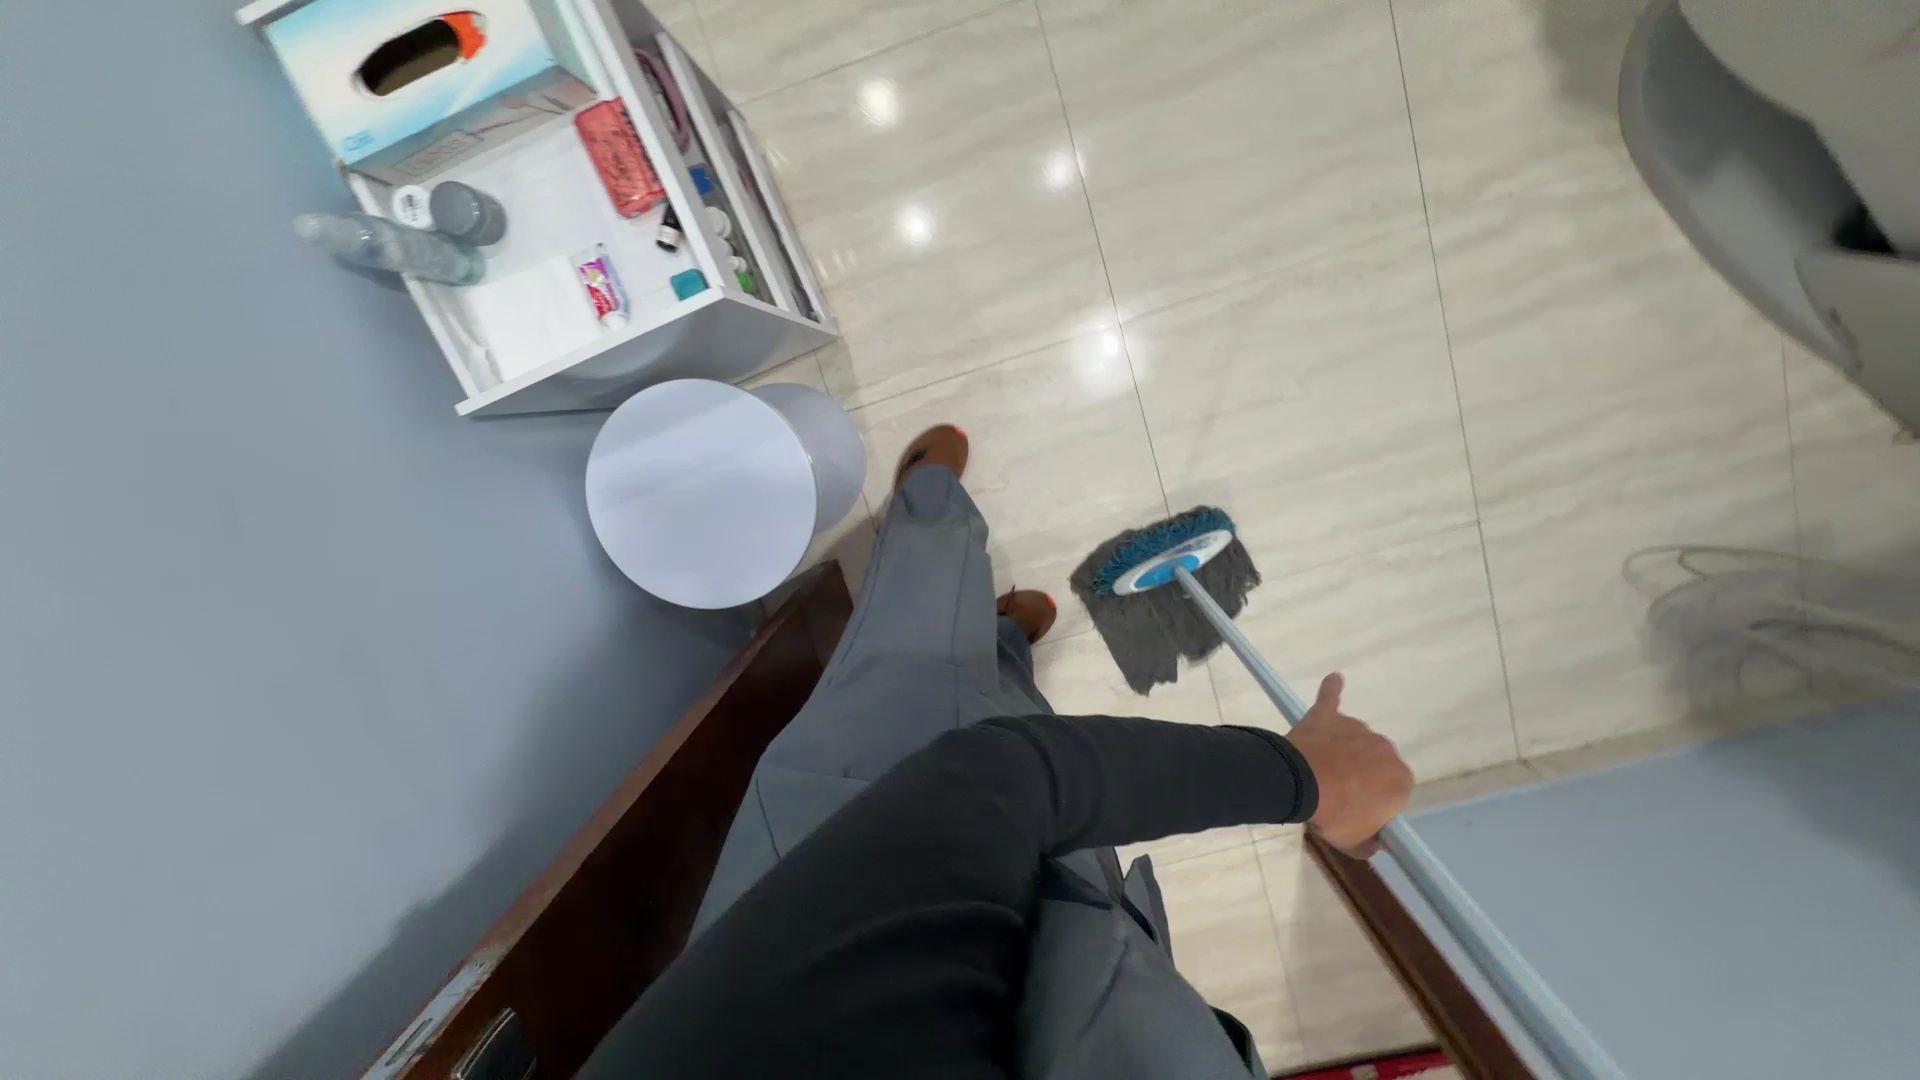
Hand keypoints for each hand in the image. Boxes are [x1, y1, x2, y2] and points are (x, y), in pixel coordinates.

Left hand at [1287, 673, 1411, 858]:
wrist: (1299, 784)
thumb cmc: (1334, 814)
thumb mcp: (1357, 842)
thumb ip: (1371, 841)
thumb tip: (1375, 840)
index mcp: (1400, 779)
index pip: (1392, 791)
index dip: (1372, 801)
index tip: (1354, 808)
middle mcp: (1384, 748)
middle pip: (1373, 761)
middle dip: (1357, 773)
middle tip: (1333, 789)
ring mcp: (1354, 728)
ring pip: (1351, 739)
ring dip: (1339, 749)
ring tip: (1317, 766)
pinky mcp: (1325, 716)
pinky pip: (1330, 699)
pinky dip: (1331, 689)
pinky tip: (1335, 679)